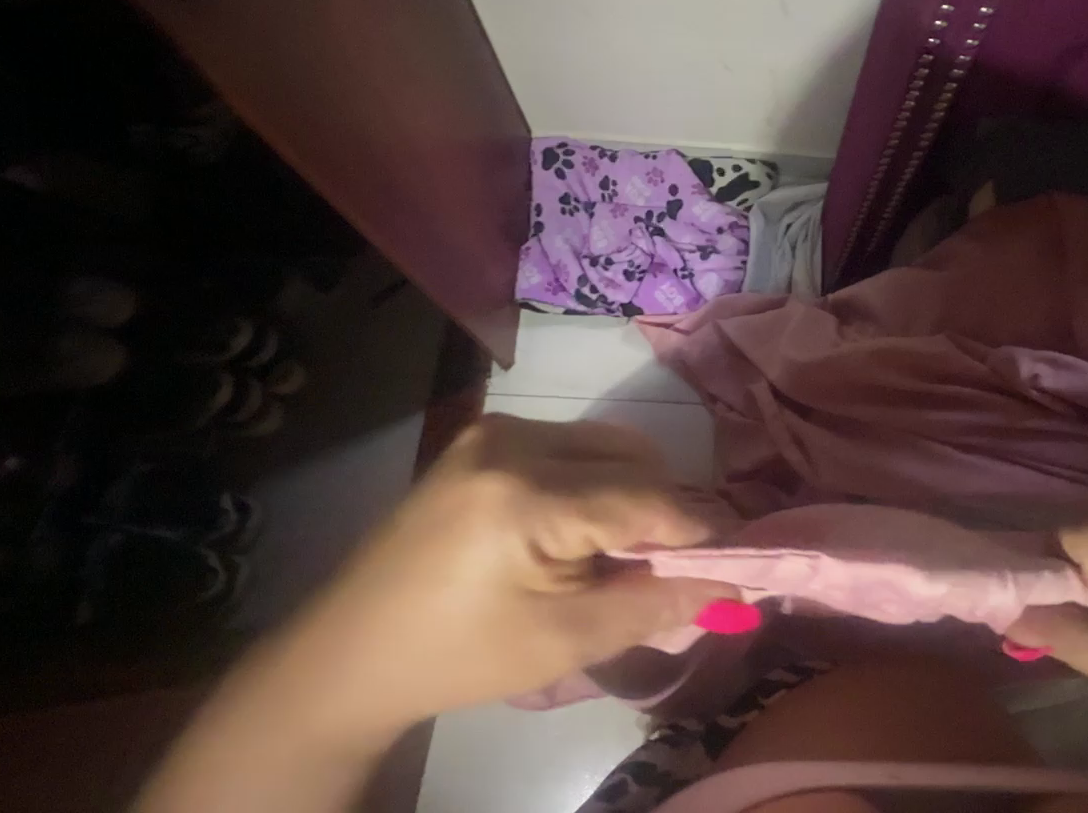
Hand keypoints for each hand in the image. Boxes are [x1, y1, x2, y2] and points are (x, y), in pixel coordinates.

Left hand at [261, 414, 733, 736]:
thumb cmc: (459, 656)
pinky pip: (569, 443)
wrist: (350, 653)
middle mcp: (513, 440)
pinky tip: (579, 527)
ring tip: (622, 550)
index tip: (736, 556)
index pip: (645, 496)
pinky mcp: (482, 437)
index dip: (697, 528)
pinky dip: (594, 478)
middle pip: (631, 456)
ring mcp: (493, 431)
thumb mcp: (563, 643)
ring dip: (631, 489)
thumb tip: (728, 586)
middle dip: (665, 508)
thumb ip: (652, 606)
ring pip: (604, 443)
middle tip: (673, 563)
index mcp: (528, 493)